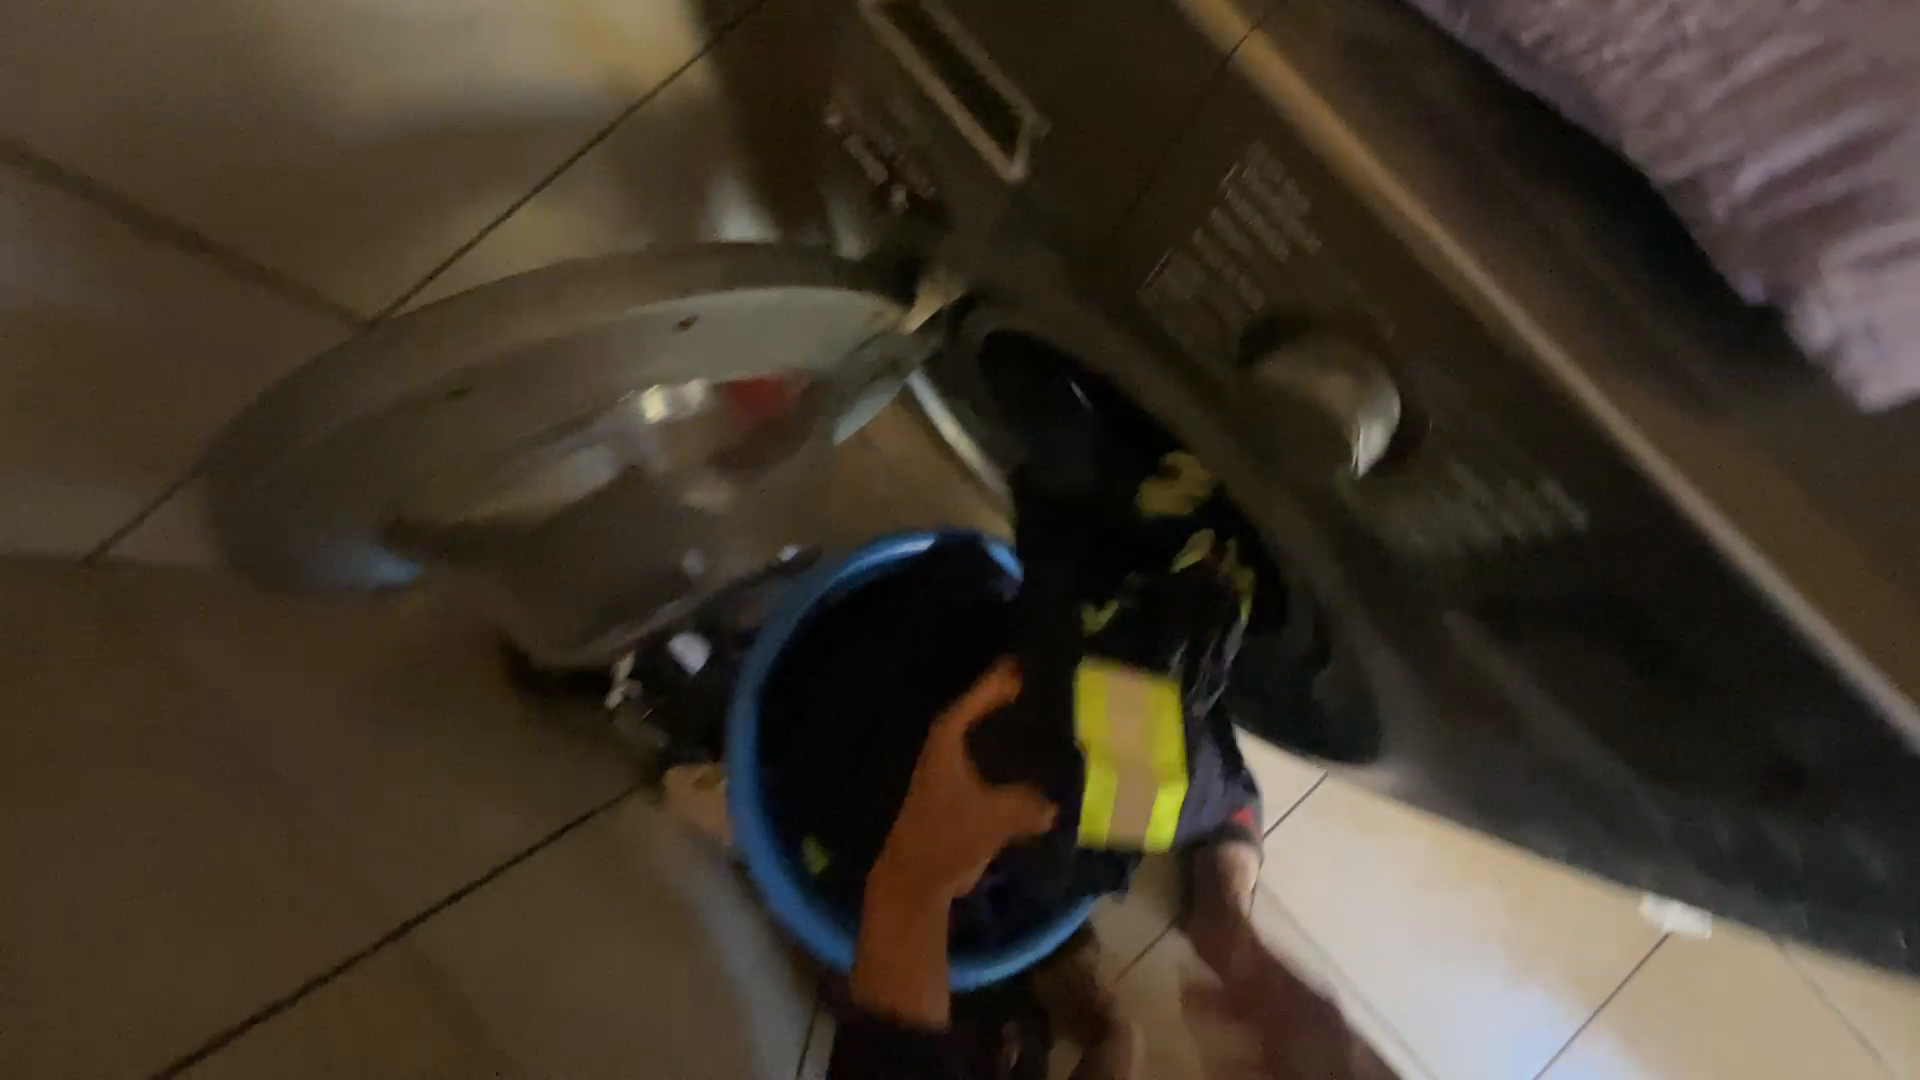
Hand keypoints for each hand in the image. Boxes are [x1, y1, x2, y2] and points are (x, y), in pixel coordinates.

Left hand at [870, 659, 1058, 902]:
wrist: (918, 878)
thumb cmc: (947, 836)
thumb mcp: (993, 817)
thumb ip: (1028, 805)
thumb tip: (1054, 804)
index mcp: (949, 738)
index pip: (978, 697)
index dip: (1000, 681)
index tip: (1024, 663)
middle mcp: (951, 746)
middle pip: (986, 715)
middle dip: (1012, 704)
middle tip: (1047, 686)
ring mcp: (956, 769)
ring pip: (991, 742)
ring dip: (1014, 736)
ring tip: (1052, 723)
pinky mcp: (965, 792)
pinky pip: (996, 768)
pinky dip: (1014, 765)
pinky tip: (1042, 769)